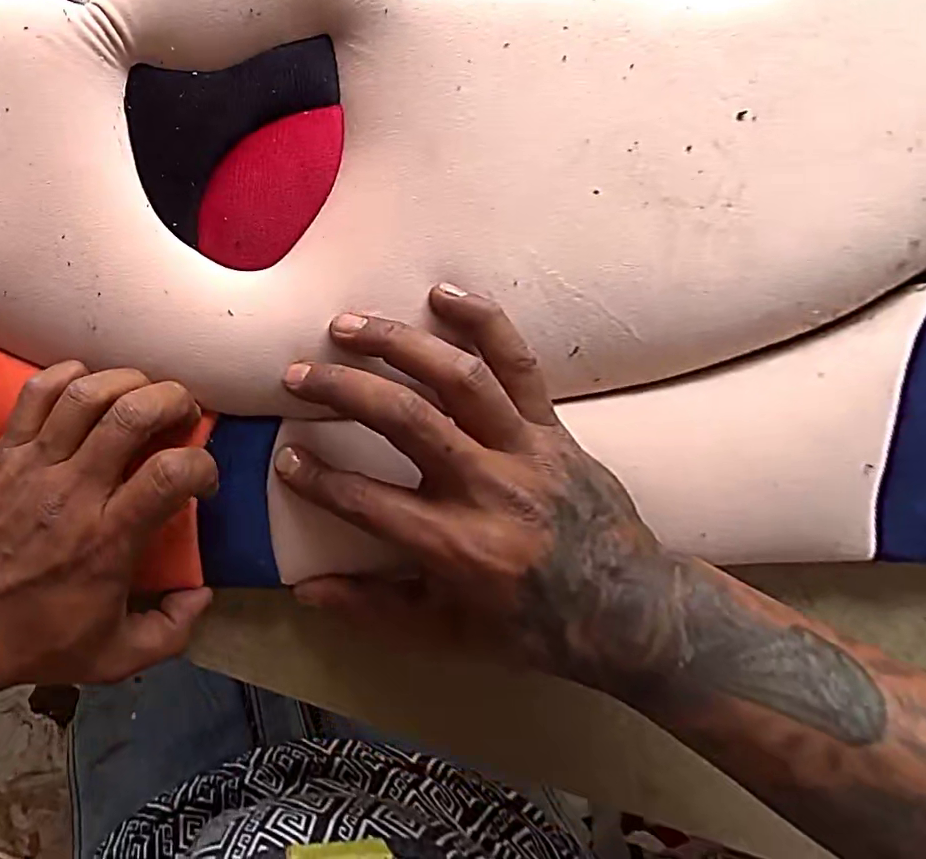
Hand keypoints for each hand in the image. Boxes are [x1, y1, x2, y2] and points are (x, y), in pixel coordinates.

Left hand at [0, 364, 218, 699]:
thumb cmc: (34, 640)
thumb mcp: (115, 657)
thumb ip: (171, 631)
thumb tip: (205, 592)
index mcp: (108, 539)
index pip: (170, 475)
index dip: (201, 464)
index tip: (201, 478)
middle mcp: (73, 492)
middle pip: (131, 415)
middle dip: (171, 399)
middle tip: (182, 412)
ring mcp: (32, 466)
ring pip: (85, 395)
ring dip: (125, 380)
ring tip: (140, 392)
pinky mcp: (1, 453)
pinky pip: (34, 395)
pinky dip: (67, 375)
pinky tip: (86, 383)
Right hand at [276, 285, 693, 700]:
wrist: (642, 615)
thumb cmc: (531, 626)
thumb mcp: (445, 633)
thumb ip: (370, 609)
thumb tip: (302, 592)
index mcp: (459, 547)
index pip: (368, 503)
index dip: (317, 479)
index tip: (283, 458)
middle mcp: (491, 489)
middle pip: (407, 421)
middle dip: (342, 391)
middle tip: (296, 375)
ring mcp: (526, 450)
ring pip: (458, 379)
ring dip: (396, 344)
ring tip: (346, 324)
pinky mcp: (553, 427)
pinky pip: (520, 364)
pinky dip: (483, 322)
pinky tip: (440, 292)